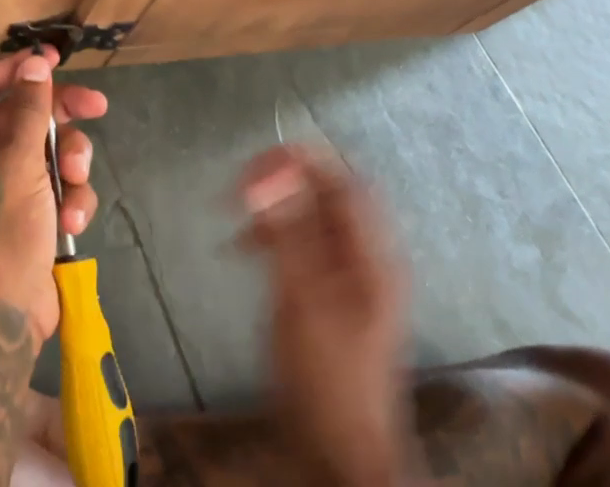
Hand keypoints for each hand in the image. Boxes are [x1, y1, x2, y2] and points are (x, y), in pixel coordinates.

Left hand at [0, 45, 105, 341]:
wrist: (0, 316)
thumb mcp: (17, 163)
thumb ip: (30, 109)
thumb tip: (34, 63)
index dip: (18, 67)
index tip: (55, 59)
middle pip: (23, 112)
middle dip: (60, 118)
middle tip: (97, 107)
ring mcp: (0, 183)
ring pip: (47, 148)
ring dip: (69, 167)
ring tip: (72, 191)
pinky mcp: (26, 210)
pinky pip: (55, 183)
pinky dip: (68, 199)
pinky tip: (71, 221)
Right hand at [240, 146, 408, 484]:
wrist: (341, 448)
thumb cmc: (323, 376)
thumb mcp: (300, 300)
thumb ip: (286, 234)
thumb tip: (269, 175)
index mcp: (372, 255)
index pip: (345, 181)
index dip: (302, 162)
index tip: (253, 165)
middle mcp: (370, 258)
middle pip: (334, 195)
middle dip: (286, 182)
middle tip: (242, 188)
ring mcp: (355, 278)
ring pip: (317, 219)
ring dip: (277, 209)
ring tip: (237, 223)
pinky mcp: (335, 295)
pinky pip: (308, 245)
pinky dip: (276, 237)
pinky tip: (246, 252)